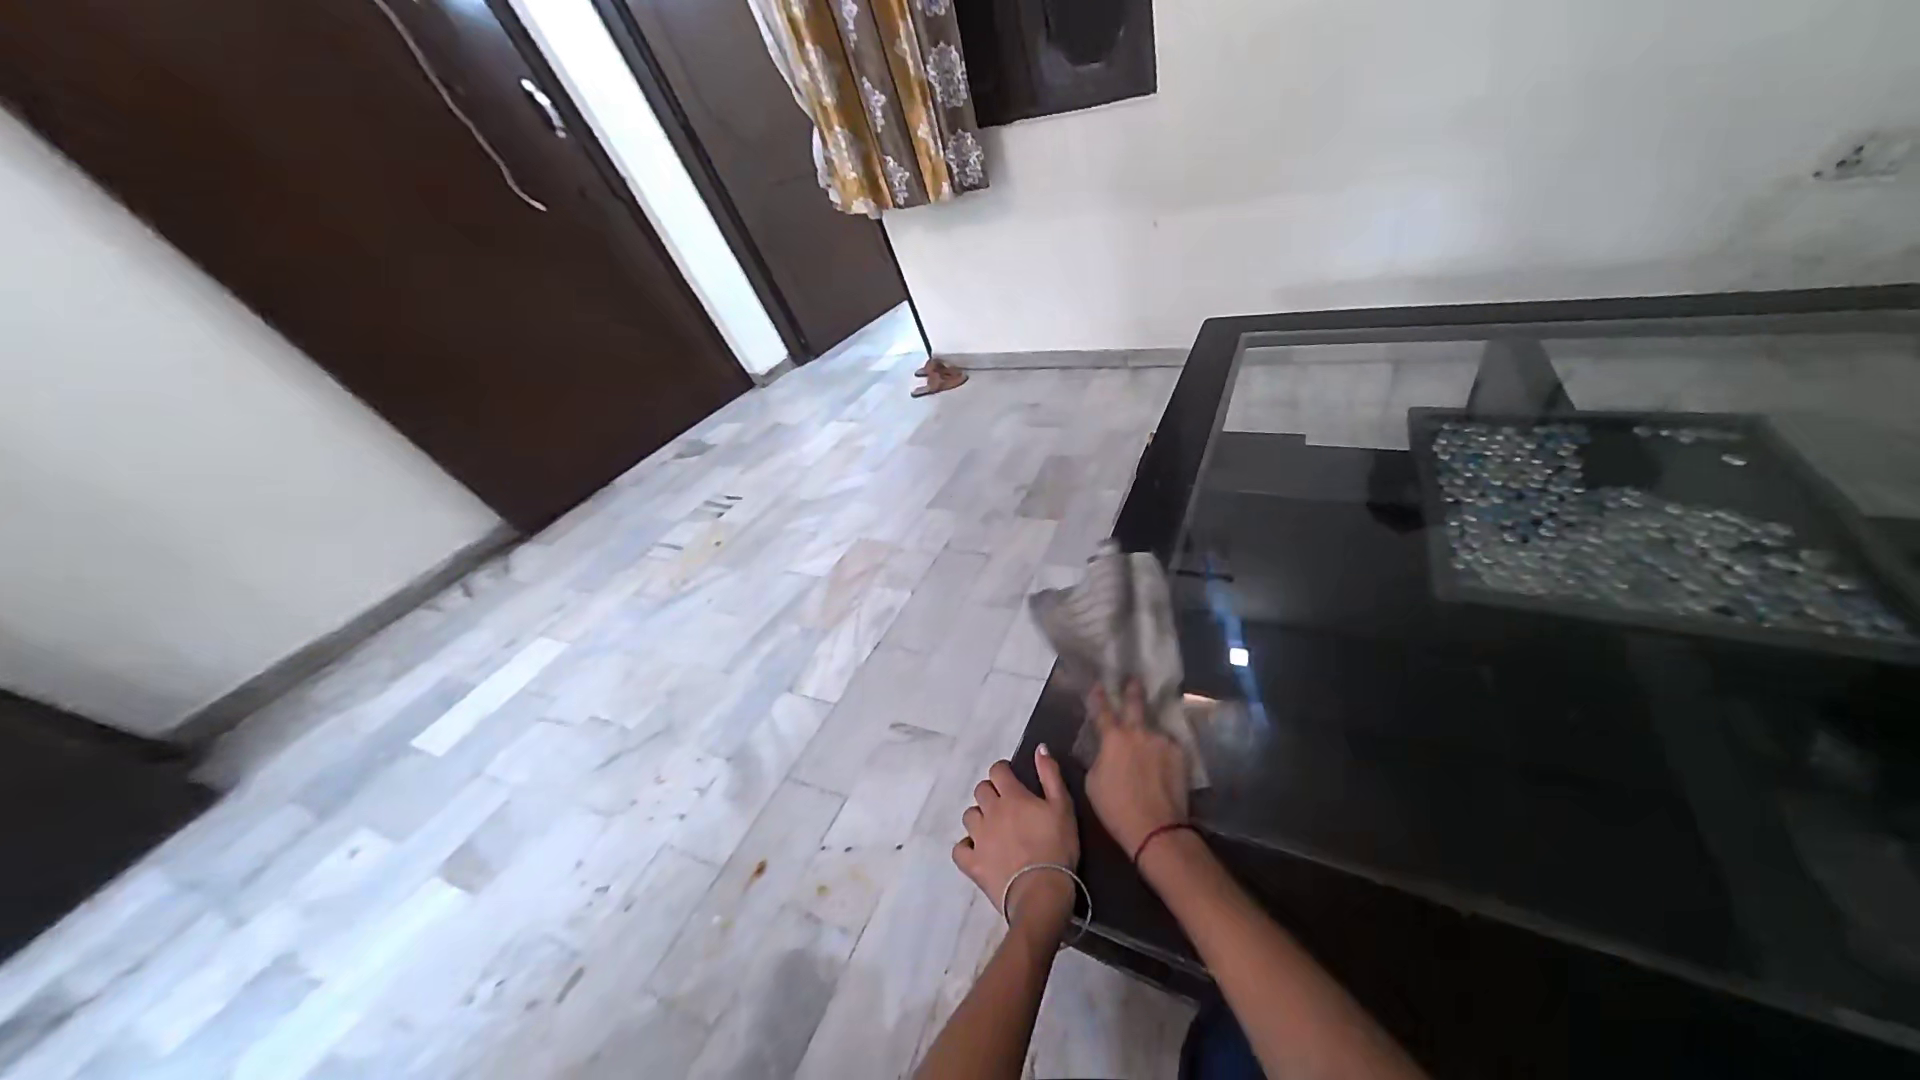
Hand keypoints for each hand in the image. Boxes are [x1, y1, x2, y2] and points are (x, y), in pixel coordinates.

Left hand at [952, 749, 1077, 927]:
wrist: (1042, 892)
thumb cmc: (1057, 847)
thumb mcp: (1063, 807)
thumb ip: (1050, 775)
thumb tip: (1039, 748)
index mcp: (1012, 797)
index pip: (997, 771)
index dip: (1003, 771)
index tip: (1011, 778)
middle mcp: (990, 812)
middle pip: (981, 790)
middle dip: (991, 792)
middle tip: (1006, 805)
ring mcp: (978, 838)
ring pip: (969, 816)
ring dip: (979, 817)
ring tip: (993, 828)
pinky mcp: (972, 862)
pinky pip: (959, 848)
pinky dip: (966, 846)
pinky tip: (977, 849)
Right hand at [1085, 680, 1189, 857]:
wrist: (1156, 827)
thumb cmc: (1116, 807)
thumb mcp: (1093, 781)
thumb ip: (1098, 758)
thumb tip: (1104, 750)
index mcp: (1113, 738)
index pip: (1102, 710)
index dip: (1098, 696)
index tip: (1098, 684)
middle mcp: (1139, 732)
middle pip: (1135, 704)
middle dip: (1132, 690)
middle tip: (1133, 680)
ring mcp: (1162, 741)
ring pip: (1153, 729)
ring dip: (1149, 731)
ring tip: (1148, 740)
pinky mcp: (1179, 755)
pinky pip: (1166, 746)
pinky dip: (1162, 750)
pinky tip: (1161, 762)